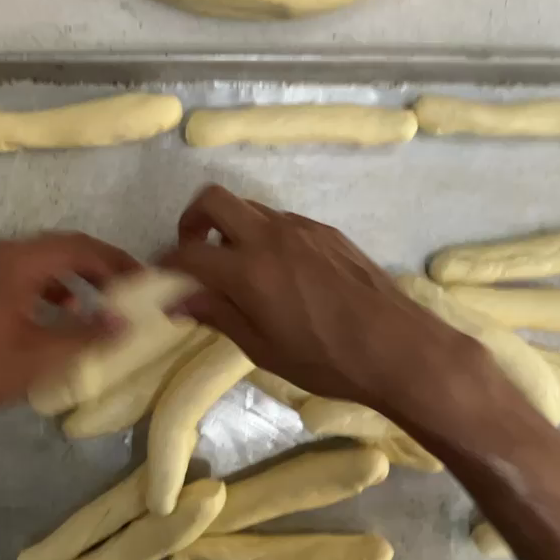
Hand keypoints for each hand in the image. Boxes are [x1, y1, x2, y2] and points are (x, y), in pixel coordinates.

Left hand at [0, 232, 138, 415]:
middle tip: (129, 290)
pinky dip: (51, 285)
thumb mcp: (37, 358)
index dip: (118, 261)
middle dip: (101, 267)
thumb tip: (128, 323)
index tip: (146, 280)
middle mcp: (2, 252)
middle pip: (64, 247)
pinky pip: (25, 270)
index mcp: (19, 262)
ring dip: (76, 277)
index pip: (82, 247)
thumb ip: (85, 337)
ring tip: (100, 304)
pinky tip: (60, 312)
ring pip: (44, 259)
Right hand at [158, 185, 484, 414]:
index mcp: (247, 269)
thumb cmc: (325, 358)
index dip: (166, 266)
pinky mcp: (325, 231)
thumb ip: (217, 313)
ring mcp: (300, 228)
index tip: (161, 281)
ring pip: (250, 208)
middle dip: (192, 221)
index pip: (187, 254)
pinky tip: (279, 273)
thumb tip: (176, 299)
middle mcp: (269, 236)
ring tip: (238, 268)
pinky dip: (264, 236)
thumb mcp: (261, 347)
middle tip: (194, 253)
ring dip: (231, 228)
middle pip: (213, 200)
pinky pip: (281, 221)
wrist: (398, 346)